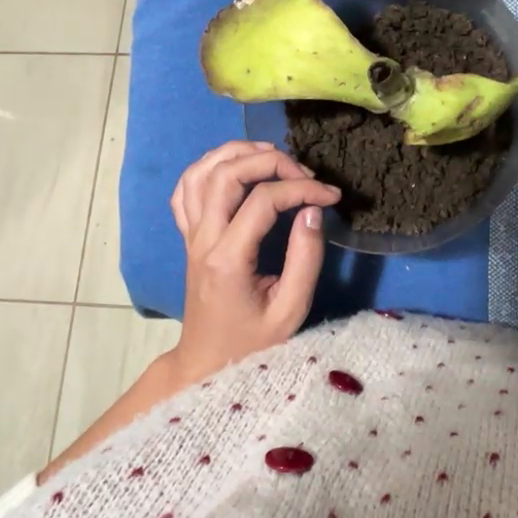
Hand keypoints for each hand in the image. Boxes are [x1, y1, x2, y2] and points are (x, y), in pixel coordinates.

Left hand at [169, 141, 340, 382]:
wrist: (207, 364)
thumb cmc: (253, 343)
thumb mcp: (291, 310)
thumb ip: (305, 259)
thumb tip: (313, 211)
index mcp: (228, 259)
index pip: (263, 200)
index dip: (302, 189)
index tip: (331, 197)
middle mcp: (203, 240)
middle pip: (226, 174)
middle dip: (271, 162)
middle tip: (305, 174)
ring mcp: (190, 236)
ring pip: (201, 173)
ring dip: (237, 153)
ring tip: (274, 156)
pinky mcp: (188, 237)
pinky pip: (186, 189)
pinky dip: (208, 167)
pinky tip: (235, 166)